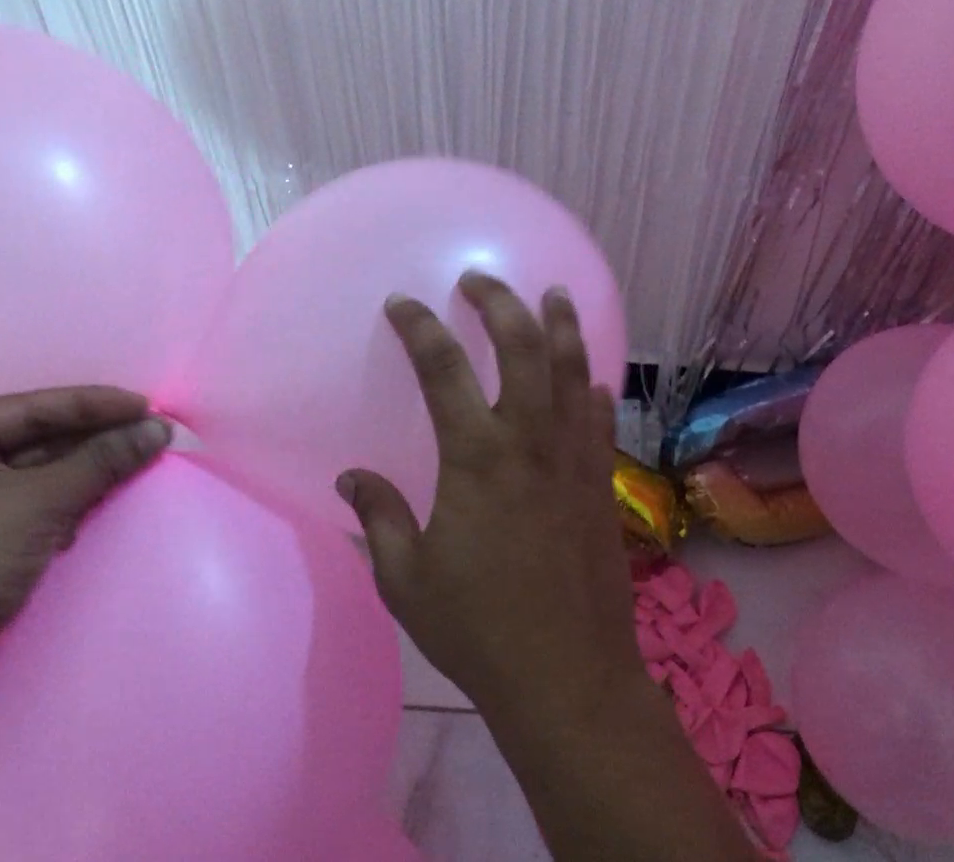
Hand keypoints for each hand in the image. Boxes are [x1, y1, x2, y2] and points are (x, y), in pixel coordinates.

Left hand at [0, 387, 170, 719]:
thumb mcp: (35, 505)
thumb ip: (100, 461)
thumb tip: (158, 428)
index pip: (28, 408)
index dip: (94, 405)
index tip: (148, 405)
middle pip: (33, 440)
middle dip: (93, 442)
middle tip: (152, 435)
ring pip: (34, 476)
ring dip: (83, 475)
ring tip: (137, 464)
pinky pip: (26, 509)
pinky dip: (64, 506)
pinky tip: (97, 506)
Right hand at [337, 274, 644, 719]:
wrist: (566, 673)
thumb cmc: (477, 628)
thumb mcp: (406, 578)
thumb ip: (380, 518)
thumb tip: (352, 479)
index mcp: (475, 458)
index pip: (443, 369)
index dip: (421, 328)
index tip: (403, 304)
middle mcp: (530, 442)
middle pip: (522, 347)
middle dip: (500, 302)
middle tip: (480, 280)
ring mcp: (574, 460)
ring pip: (572, 371)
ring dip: (561, 326)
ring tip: (553, 295)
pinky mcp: (602, 485)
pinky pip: (600, 419)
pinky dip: (591, 388)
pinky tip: (589, 377)